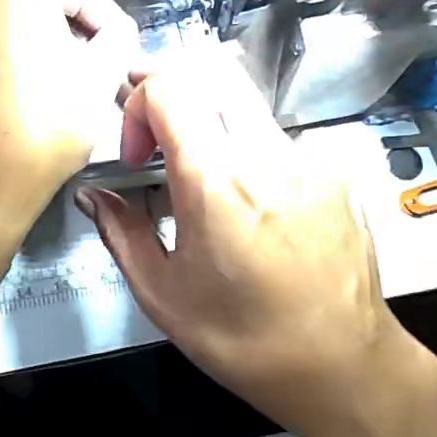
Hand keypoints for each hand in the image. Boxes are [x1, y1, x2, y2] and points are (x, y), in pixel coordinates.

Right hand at [76, 52, 426, 436]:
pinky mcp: (335, 174)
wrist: (340, 363)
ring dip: (210, 117)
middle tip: (153, 130)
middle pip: (211, 73)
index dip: (137, 106)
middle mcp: (267, 156)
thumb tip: (96, 197)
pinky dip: (250, 146)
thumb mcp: (165, 296)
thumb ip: (122, 234)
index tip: (136, 156)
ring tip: (199, 170)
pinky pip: (281, 136)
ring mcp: (309, 160)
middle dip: (170, 90)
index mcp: (217, 183)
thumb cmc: (248, 342)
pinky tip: (250, 197)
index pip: (168, 88)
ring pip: (248, 101)